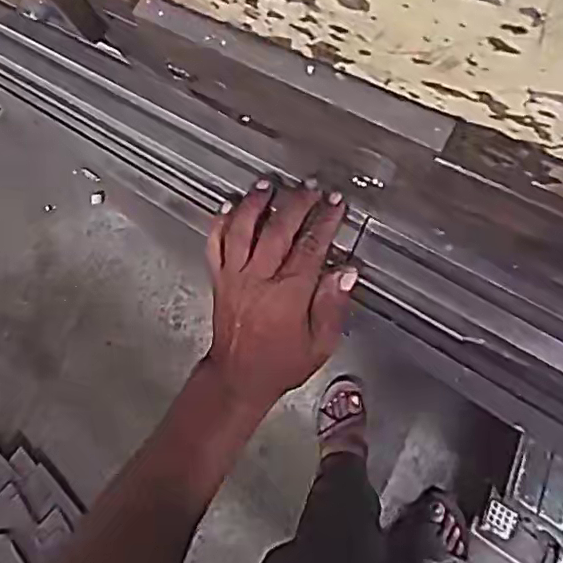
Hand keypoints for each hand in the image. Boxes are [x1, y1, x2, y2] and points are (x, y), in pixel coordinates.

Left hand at [202, 178, 357, 406]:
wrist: (238, 377)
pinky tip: (229, 205)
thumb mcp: (320, 344)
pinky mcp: (218, 278)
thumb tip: (346, 272)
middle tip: (310, 187)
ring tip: (268, 185)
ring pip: (243, 230)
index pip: (311, 246)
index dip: (326, 220)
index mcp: (288, 294)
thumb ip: (332, 305)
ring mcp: (234, 276)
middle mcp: (259, 279)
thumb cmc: (281, 362)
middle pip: (279, 229)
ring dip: (256, 204)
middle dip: (297, 203)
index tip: (335, 203)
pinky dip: (220, 222)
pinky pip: (215, 244)